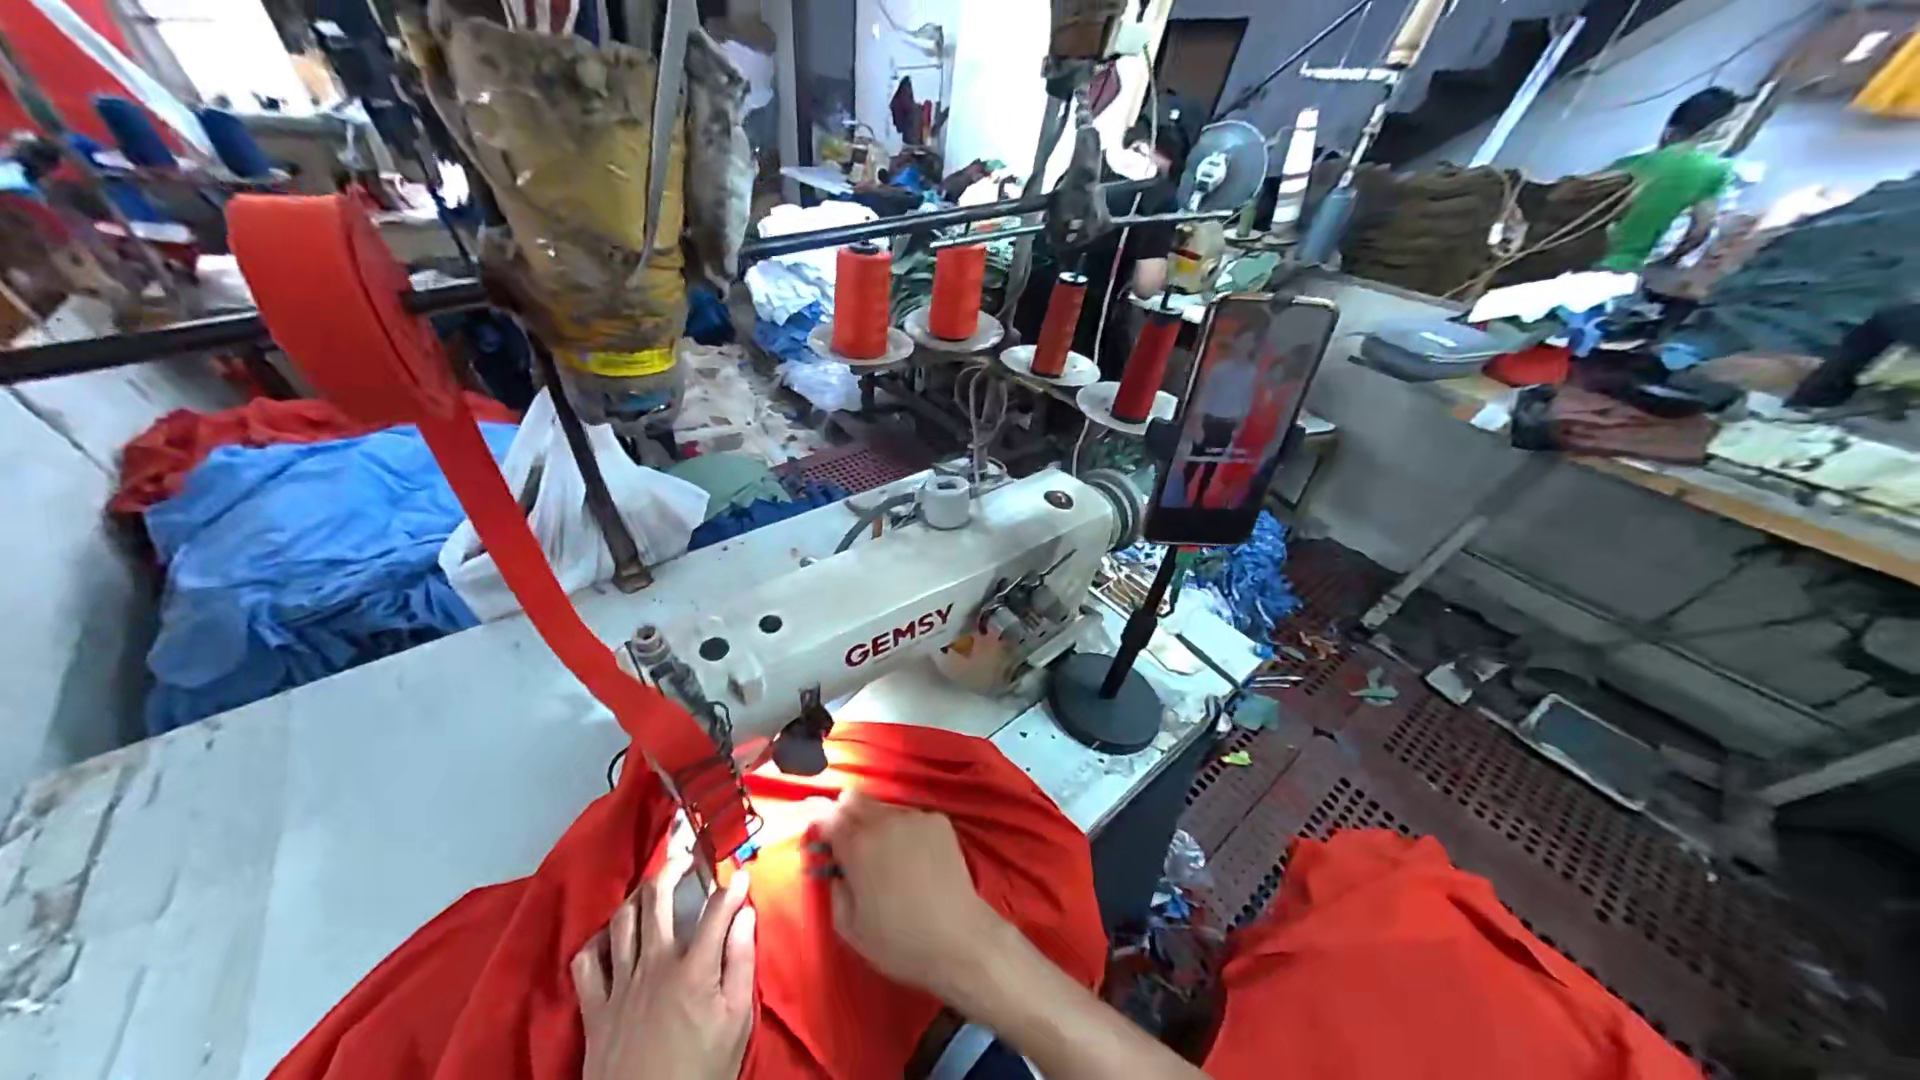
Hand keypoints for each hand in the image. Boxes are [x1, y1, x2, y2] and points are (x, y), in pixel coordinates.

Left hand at [571, 830, 755, 1079]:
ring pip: (622, 921)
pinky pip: (586, 962)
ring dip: (638, 895)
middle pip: (657, 901)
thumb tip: (744, 916)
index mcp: (694, 968)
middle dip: (672, 869)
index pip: (716, 910)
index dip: (732, 887)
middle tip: (683, 857)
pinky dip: (598, 941)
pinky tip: (612, 935)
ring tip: (651, 885)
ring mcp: (620, 984)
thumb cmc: (700, 1072)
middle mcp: (654, 965)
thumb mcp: (736, 1023)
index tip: (742, 873)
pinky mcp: (595, 1008)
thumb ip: (741, 963)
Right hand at [814, 791, 1003, 999]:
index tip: (827, 844)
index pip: (829, 818)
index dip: (824, 829)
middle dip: (847, 816)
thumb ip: (833, 888)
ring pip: (884, 808)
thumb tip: (833, 867)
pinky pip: (911, 817)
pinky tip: (916, 857)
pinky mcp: (939, 820)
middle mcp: (884, 822)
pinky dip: (906, 830)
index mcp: (858, 846)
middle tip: (853, 843)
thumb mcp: (848, 926)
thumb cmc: (898, 941)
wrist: (958, 938)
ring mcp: (915, 817)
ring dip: (877, 823)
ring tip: (888, 855)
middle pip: (854, 800)